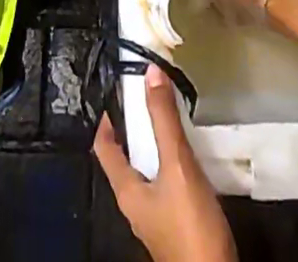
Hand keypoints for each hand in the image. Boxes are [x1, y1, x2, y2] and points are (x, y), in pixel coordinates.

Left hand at [93, 65, 236, 261]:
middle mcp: (136, 203)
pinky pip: (169, 185)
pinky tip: (193, 156)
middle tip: (152, 98)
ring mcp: (157, 217)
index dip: (107, 118)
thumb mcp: (176, 166)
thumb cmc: (189, 224)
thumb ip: (164, 121)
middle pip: (127, 158)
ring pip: (150, 171)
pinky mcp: (178, 224)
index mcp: (126, 190)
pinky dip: (174, 164)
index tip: (119, 91)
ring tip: (173, 119)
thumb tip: (150, 72)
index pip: (104, 147)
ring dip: (157, 145)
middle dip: (137, 128)